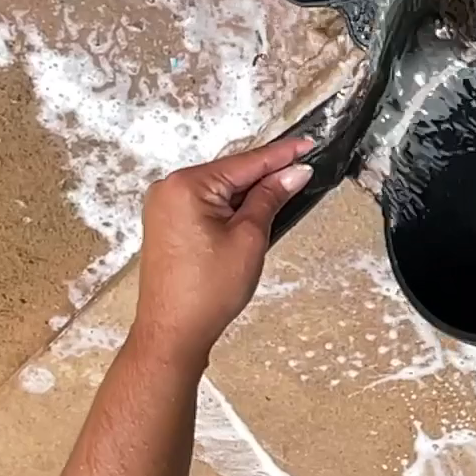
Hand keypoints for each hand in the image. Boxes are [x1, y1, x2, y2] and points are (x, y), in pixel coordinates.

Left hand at [131, 138, 312, 362]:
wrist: (174, 331)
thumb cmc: (208, 289)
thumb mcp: (250, 237)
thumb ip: (271, 198)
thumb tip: (295, 173)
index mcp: (187, 185)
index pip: (246, 162)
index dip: (282, 154)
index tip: (308, 144)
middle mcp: (170, 188)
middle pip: (233, 172)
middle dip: (269, 172)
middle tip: (305, 167)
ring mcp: (166, 206)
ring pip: (223, 188)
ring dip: (254, 190)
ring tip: (288, 186)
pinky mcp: (170, 223)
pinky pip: (209, 202)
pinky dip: (236, 204)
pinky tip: (258, 206)